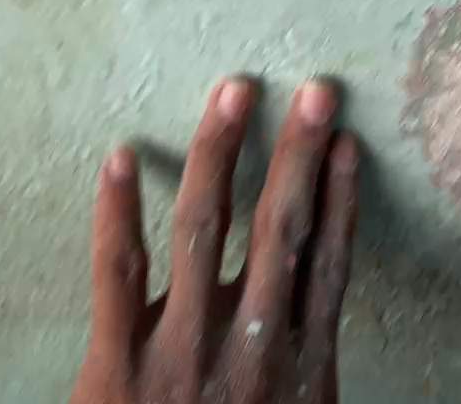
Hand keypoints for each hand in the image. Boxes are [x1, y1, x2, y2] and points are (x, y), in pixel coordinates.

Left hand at [69, 78, 358, 403]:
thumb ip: (305, 364)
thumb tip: (322, 291)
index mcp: (296, 369)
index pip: (329, 264)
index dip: (342, 198)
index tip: (347, 143)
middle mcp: (248, 348)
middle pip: (281, 229)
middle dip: (300, 154)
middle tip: (316, 92)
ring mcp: (179, 352)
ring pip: (205, 228)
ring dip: (221, 153)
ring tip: (233, 93)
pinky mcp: (113, 366)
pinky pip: (116, 274)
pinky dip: (118, 212)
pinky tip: (123, 157)